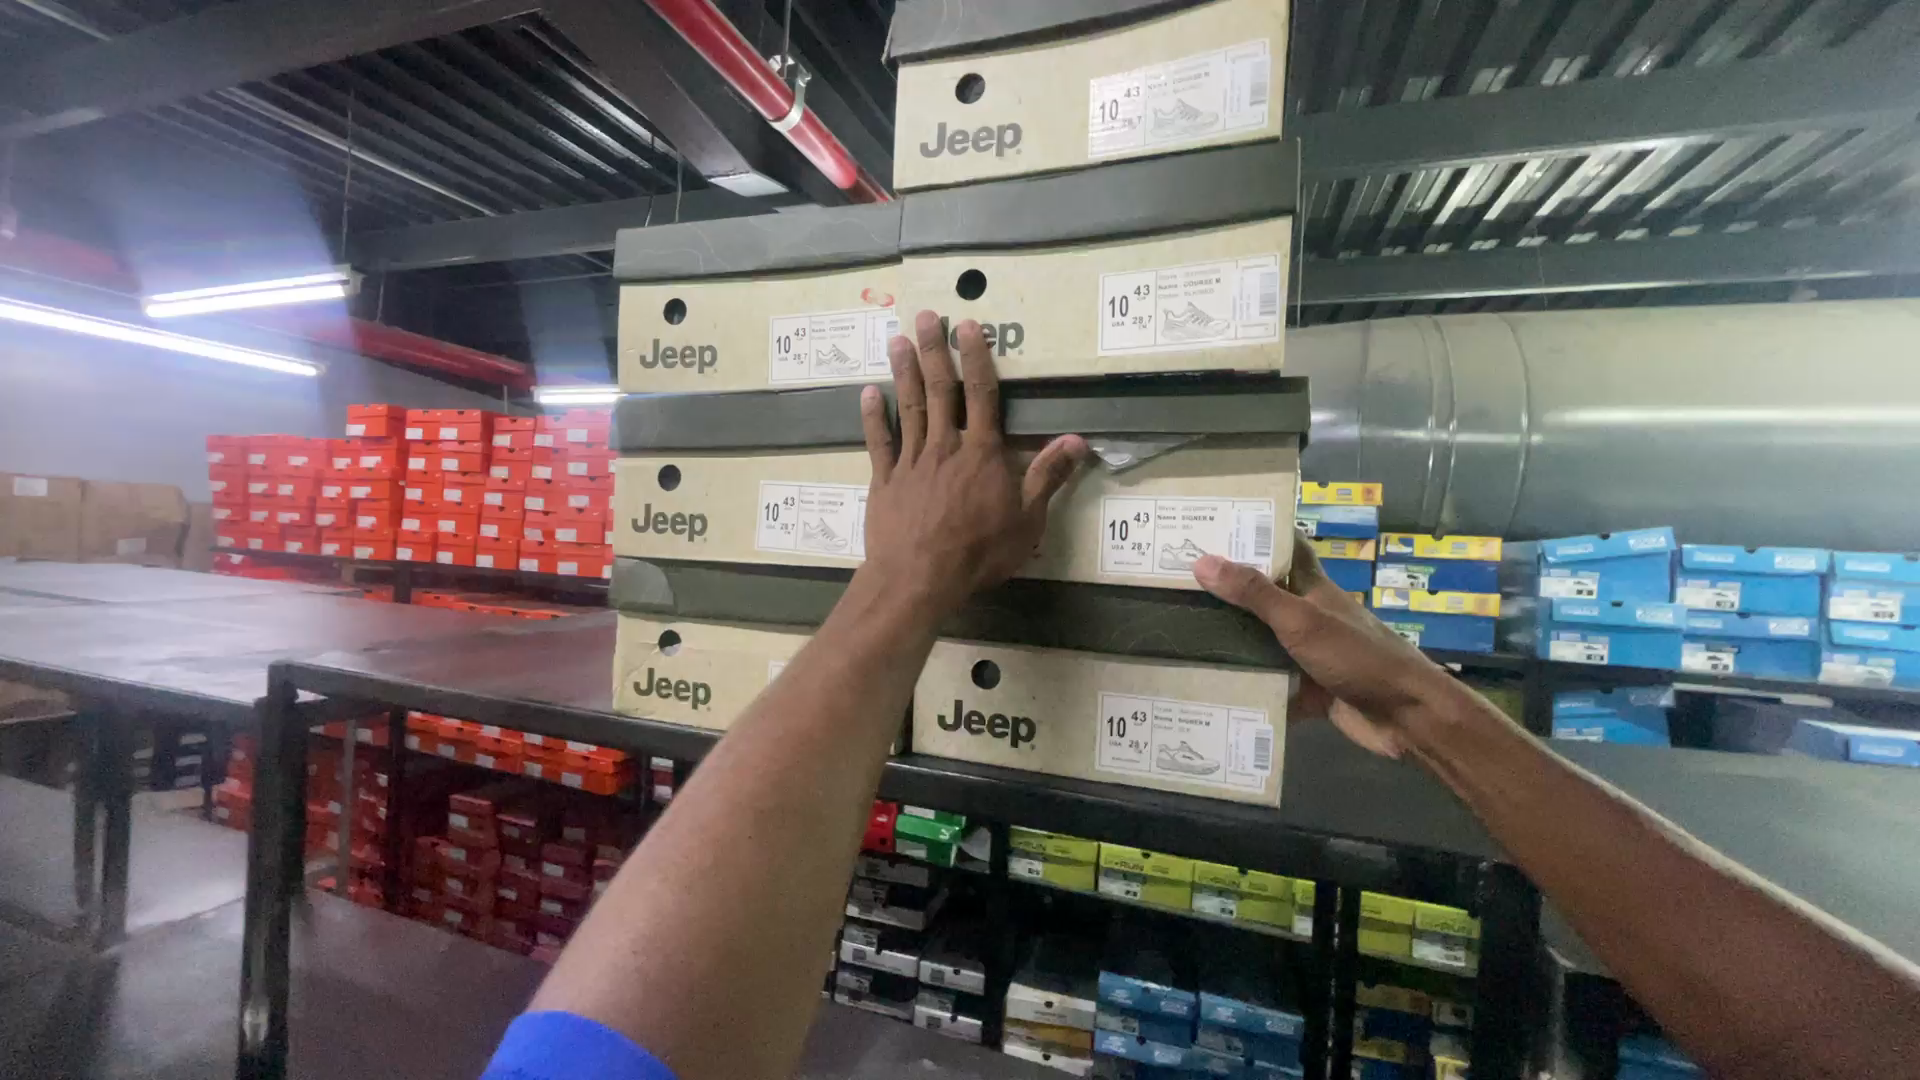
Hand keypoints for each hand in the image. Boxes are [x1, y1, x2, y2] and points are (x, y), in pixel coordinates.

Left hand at [859, 311, 1087, 613]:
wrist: (919, 578)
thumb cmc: (979, 552)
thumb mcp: (1027, 520)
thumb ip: (1047, 476)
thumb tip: (1077, 440)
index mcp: (981, 453)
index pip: (982, 395)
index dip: (977, 358)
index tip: (968, 326)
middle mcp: (945, 447)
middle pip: (940, 391)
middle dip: (935, 351)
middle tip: (926, 315)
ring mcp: (910, 462)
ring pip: (908, 408)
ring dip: (903, 372)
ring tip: (898, 339)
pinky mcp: (885, 481)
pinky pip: (879, 442)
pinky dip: (874, 416)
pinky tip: (868, 393)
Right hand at [1192, 533, 1456, 757]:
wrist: (1406, 717)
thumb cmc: (1357, 656)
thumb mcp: (1300, 620)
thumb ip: (1253, 594)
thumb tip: (1202, 561)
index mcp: (1312, 589)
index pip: (1286, 549)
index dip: (1257, 534)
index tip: (1217, 524)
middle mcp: (1308, 616)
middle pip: (1262, 596)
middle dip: (1226, 589)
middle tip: (1174, 580)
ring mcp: (1307, 654)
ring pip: (1260, 641)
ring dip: (1228, 639)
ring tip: (1177, 630)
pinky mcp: (1306, 689)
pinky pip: (1267, 682)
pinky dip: (1243, 684)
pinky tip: (1205, 684)